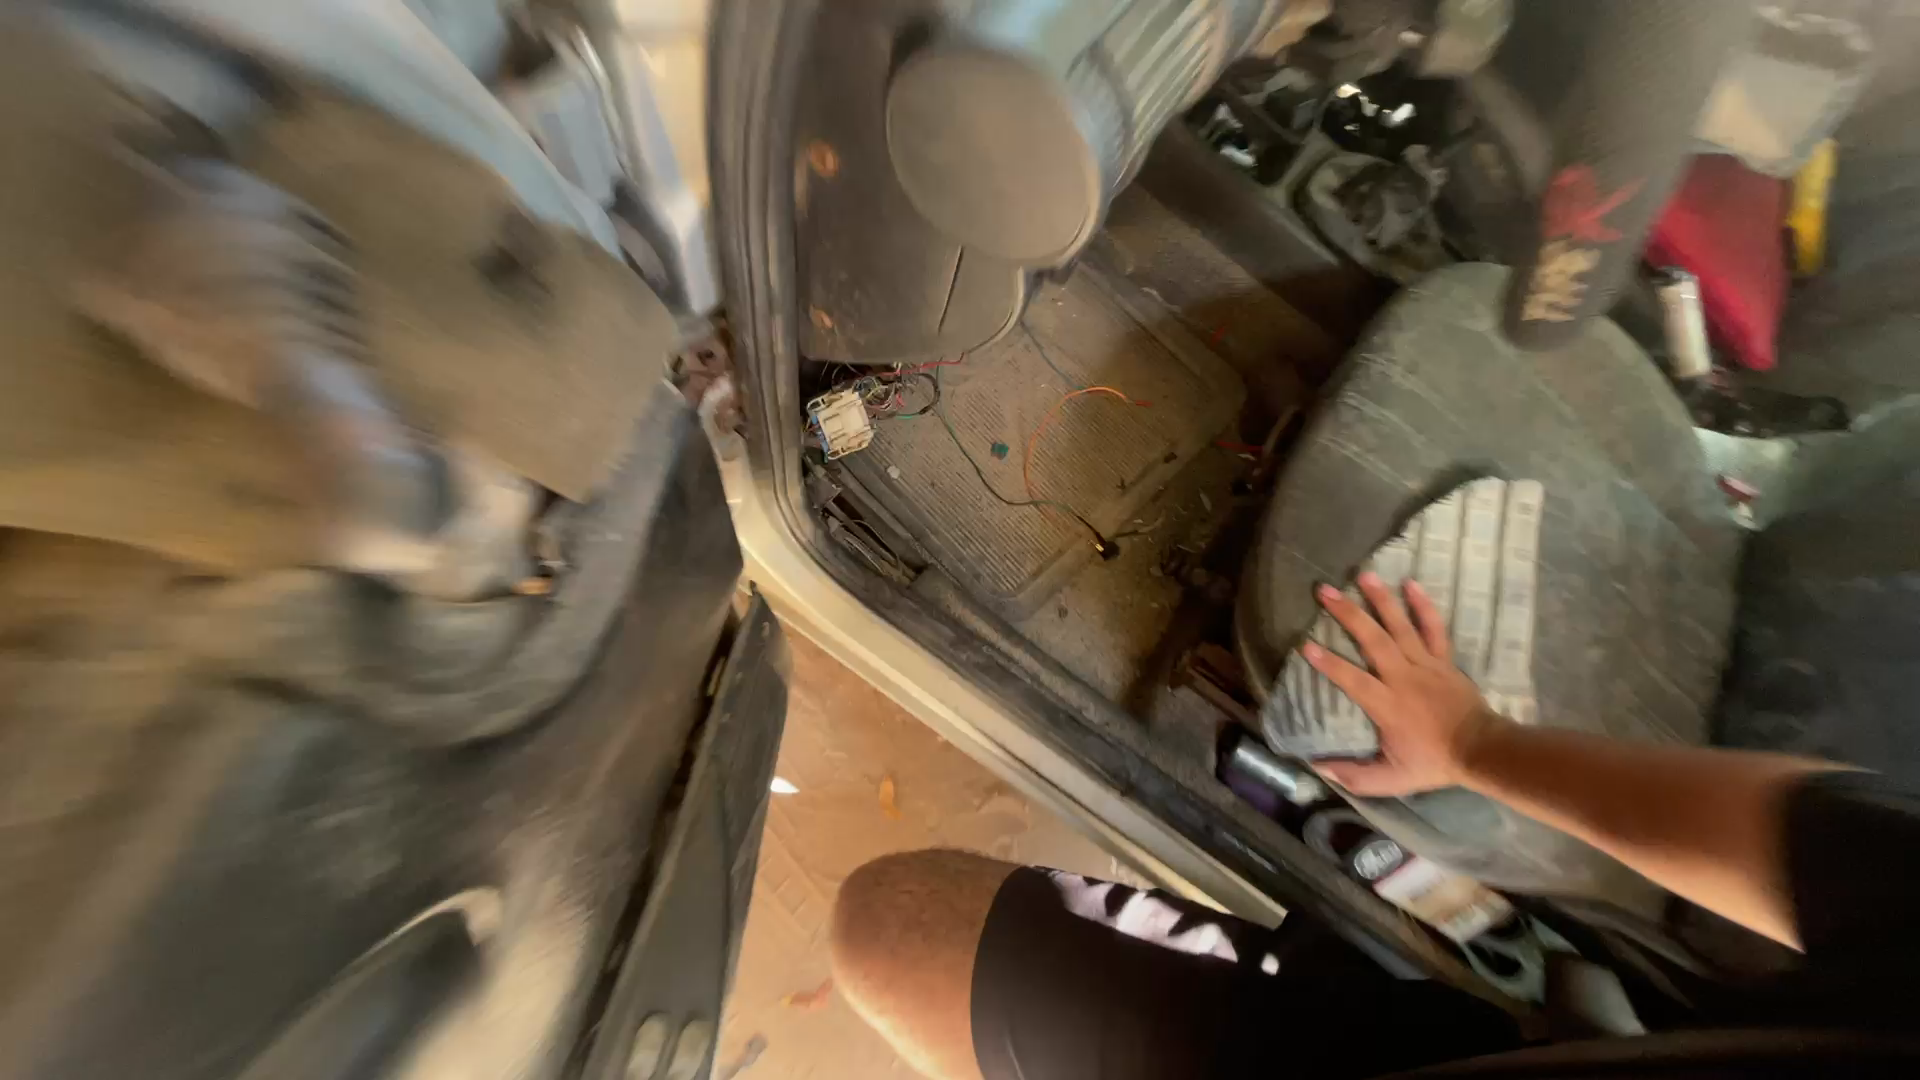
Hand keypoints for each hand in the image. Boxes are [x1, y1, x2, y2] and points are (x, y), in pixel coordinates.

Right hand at [1300, 572, 1507, 796]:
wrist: (1485, 752)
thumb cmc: (1433, 762)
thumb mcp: (1392, 779)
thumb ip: (1355, 775)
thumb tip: (1317, 765)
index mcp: (1388, 705)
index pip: (1353, 680)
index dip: (1330, 663)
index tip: (1306, 645)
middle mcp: (1404, 678)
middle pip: (1373, 641)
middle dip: (1348, 614)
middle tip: (1325, 591)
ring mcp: (1425, 665)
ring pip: (1400, 627)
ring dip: (1381, 600)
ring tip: (1364, 575)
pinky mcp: (1443, 660)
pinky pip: (1433, 629)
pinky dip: (1423, 606)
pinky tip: (1411, 584)